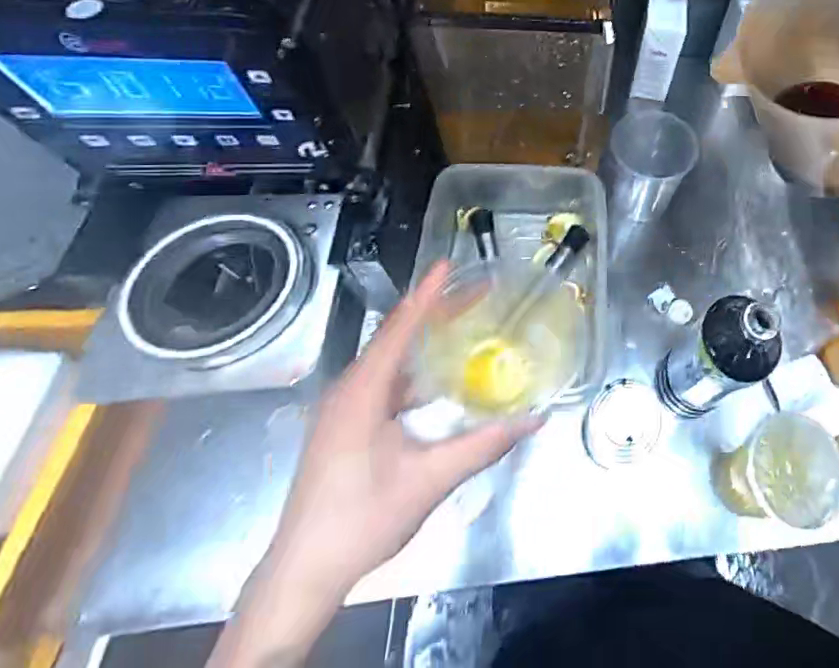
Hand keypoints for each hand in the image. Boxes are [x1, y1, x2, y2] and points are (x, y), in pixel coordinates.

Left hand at [271, 261, 538, 585]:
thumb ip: (484, 444)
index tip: (448, 265)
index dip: (427, 295)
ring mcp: (342, 411)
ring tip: (461, 326)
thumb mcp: (430, 480)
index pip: (400, 329)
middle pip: (394, 338)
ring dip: (422, 340)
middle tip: (474, 294)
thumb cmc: (361, 520)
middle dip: (433, 311)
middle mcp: (348, 392)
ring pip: (387, 361)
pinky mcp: (345, 428)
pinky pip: (383, 384)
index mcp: (362, 393)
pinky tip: (437, 382)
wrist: (303, 573)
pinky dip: (412, 370)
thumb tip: (535, 420)